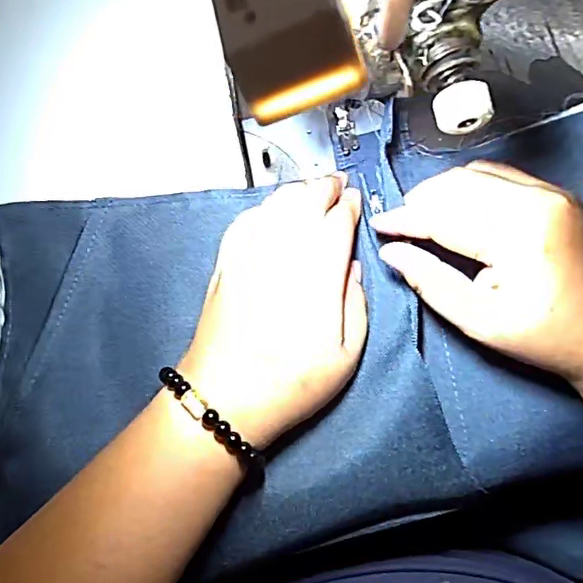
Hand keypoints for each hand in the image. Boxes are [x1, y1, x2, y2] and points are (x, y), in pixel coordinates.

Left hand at [177, 174, 367, 446]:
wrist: (225, 398)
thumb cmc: (290, 383)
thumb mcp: (346, 355)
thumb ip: (356, 303)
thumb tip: (352, 267)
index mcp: (317, 273)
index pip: (337, 220)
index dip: (350, 205)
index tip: (357, 200)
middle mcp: (281, 253)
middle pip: (305, 200)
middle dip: (325, 187)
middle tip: (338, 184)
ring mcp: (248, 255)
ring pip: (275, 204)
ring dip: (297, 191)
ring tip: (311, 191)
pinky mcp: (225, 263)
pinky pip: (246, 220)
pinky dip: (264, 207)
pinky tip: (272, 211)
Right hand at [371, 161, 582, 396]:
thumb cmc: (551, 338)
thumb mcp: (482, 322)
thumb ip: (433, 283)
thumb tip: (393, 253)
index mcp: (520, 234)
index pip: (446, 215)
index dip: (406, 219)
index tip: (379, 226)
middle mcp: (538, 201)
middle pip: (458, 186)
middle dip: (421, 201)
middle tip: (398, 224)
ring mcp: (551, 193)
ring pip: (477, 175)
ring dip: (443, 191)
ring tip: (421, 216)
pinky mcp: (557, 194)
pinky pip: (500, 176)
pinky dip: (470, 187)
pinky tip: (457, 208)